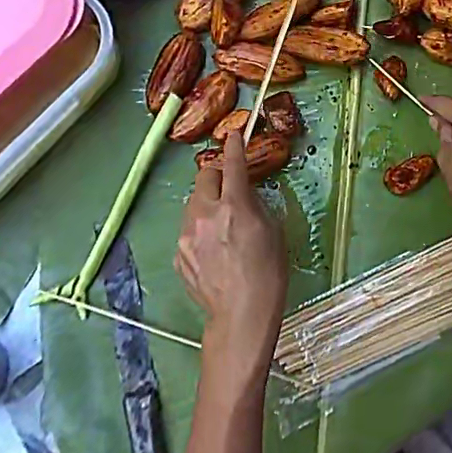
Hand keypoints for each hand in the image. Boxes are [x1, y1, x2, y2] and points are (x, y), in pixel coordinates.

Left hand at [176, 134, 286, 377]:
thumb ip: (254, 205)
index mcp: (234, 206)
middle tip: (231, 188)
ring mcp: (187, 235)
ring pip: (193, 204)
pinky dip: (200, 230)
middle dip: (217, 177)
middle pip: (204, 178)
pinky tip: (214, 250)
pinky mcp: (179, 254)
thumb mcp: (272, 232)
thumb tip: (244, 193)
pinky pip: (189, 230)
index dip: (234, 147)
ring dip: (207, 204)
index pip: (232, 165)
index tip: (233, 136)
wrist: (241, 316)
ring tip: (223, 225)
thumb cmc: (267, 275)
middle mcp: (205, 215)